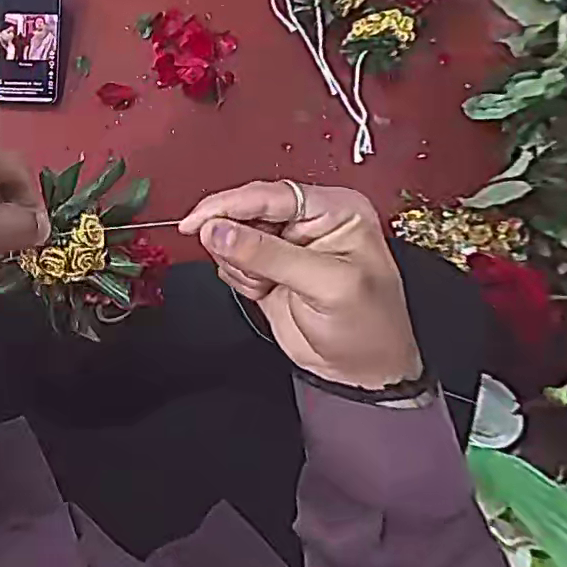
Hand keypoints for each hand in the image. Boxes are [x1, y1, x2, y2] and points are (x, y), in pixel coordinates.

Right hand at [179, 181, 420, 388]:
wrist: (362, 373)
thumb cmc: (369, 328)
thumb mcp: (326, 286)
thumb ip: (268, 256)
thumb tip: (219, 231)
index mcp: (334, 208)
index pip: (270, 194)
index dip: (229, 205)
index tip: (198, 221)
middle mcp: (307, 219)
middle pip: (244, 210)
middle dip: (236, 241)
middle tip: (248, 269)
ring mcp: (284, 242)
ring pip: (231, 234)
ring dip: (240, 264)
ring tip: (267, 285)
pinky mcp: (265, 263)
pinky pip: (229, 258)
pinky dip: (238, 277)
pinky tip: (264, 290)